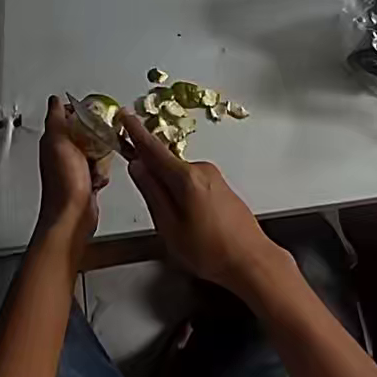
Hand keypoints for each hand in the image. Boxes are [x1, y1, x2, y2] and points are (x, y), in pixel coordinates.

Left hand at [36, 96, 110, 246]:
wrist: (73, 215)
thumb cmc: (65, 181)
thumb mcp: (58, 141)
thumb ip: (57, 118)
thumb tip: (55, 99)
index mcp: (54, 141)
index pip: (70, 116)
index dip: (83, 113)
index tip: (96, 114)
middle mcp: (63, 152)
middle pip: (87, 133)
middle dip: (97, 137)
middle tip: (101, 142)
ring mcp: (75, 167)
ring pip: (97, 150)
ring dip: (101, 157)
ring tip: (97, 167)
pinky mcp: (86, 180)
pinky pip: (101, 168)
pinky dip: (102, 172)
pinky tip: (98, 180)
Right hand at [118, 111, 284, 293]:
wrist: (252, 261)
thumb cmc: (209, 250)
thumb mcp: (170, 226)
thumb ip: (152, 193)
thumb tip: (136, 165)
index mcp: (186, 177)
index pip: (153, 149)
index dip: (136, 132)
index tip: (124, 116)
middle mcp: (201, 169)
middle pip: (166, 165)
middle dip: (152, 178)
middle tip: (153, 211)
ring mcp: (214, 177)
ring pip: (179, 177)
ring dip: (170, 192)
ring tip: (178, 228)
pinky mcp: (221, 186)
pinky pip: (192, 183)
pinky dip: (183, 195)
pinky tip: (191, 222)